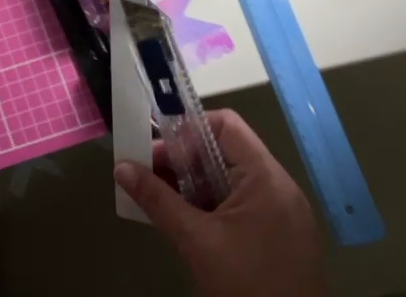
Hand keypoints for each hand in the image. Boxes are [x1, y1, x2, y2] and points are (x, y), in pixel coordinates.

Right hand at [114, 110, 326, 296]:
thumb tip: (121, 167)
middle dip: (183, 160)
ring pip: (231, 180)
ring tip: (162, 201)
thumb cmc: (247, 287)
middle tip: (149, 176)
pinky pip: (241, 205)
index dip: (188, 130)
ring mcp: (284, 216)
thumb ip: (157, 199)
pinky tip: (187, 224)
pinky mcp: (282, 239)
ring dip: (194, 185)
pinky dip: (212, 206)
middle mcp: (279, 189)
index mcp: (266, 179)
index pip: (225, 125)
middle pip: (225, 152)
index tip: (159, 153)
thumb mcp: (195, 241)